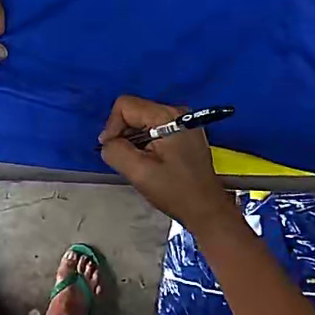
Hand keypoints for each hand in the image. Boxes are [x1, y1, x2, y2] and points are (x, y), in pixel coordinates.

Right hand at [98, 95, 235, 230]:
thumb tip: (108, 142)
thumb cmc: (176, 192)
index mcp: (168, 116)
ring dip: (135, 142)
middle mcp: (178, 112)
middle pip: (135, 112)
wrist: (206, 208)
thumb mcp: (139, 172)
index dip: (112, 127)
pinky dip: (147, 144)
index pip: (125, 105)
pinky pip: (155, 130)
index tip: (114, 151)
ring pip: (143, 122)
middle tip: (129, 162)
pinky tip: (152, 163)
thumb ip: (115, 151)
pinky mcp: (185, 133)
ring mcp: (184, 122)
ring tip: (142, 165)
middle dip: (125, 135)